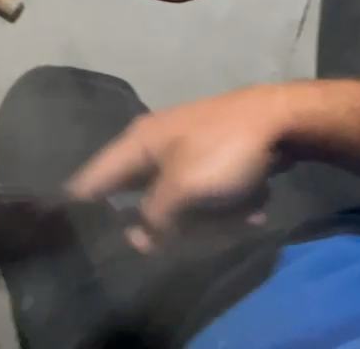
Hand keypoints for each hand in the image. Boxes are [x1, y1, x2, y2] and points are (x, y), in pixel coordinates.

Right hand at [67, 83, 324, 238]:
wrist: (280, 120)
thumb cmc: (224, 149)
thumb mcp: (181, 187)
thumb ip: (152, 217)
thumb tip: (138, 238)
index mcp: (139, 140)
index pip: (92, 178)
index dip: (80, 209)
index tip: (79, 240)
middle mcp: (155, 142)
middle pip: (136, 196)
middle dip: (157, 223)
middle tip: (177, 236)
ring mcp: (185, 149)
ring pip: (176, 201)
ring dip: (202, 218)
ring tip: (228, 216)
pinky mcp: (212, 159)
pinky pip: (206, 196)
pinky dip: (225, 207)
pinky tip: (248, 208)